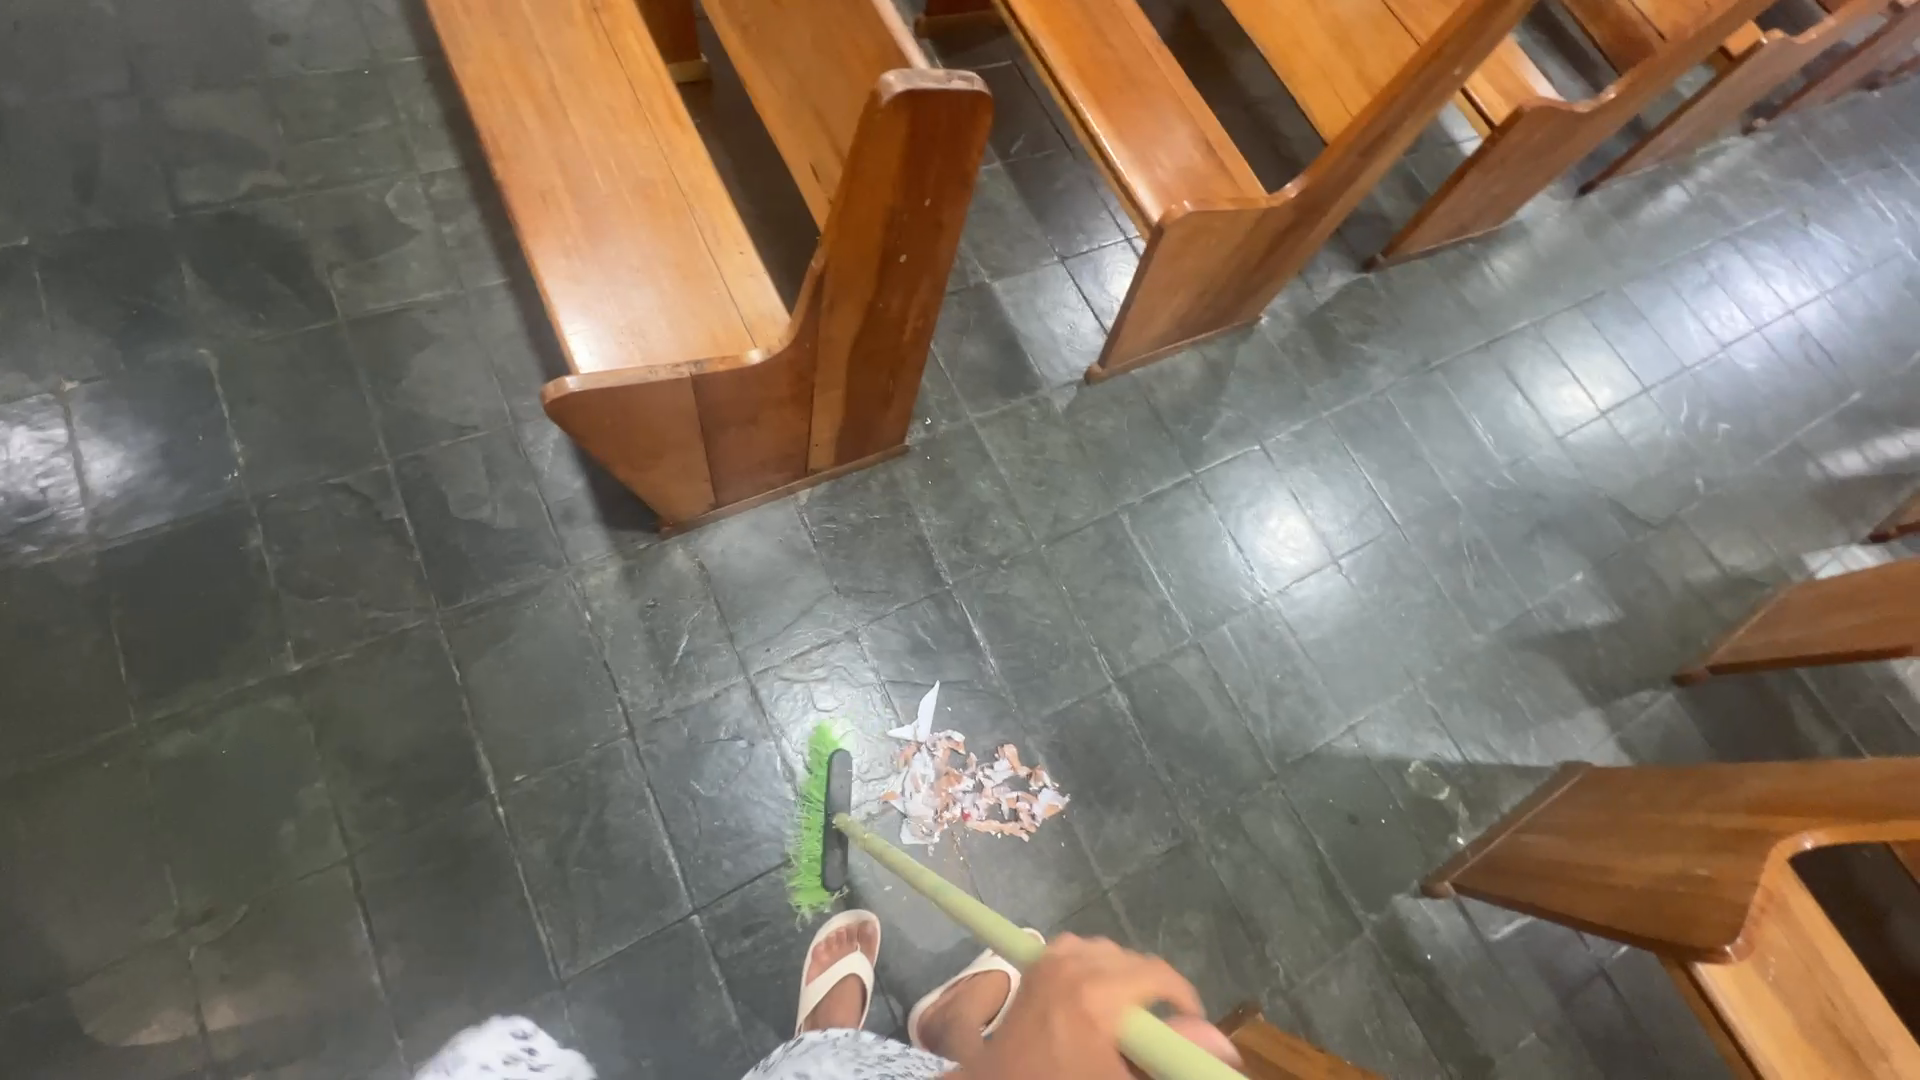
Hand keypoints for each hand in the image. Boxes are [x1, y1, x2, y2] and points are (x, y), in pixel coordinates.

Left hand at [945, 935, 1241, 1079]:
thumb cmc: (1066, 1079)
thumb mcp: (1123, 1077)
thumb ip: (1172, 1056)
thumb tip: (1221, 1042)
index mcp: (1098, 995)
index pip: (1158, 973)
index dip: (1182, 996)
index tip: (1192, 1024)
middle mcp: (1074, 964)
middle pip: (1132, 961)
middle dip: (1151, 991)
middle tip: (1155, 1032)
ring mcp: (1051, 959)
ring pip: (1105, 952)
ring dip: (1121, 977)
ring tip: (1124, 1017)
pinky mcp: (1036, 964)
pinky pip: (1077, 949)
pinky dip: (1091, 967)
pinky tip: (1092, 998)